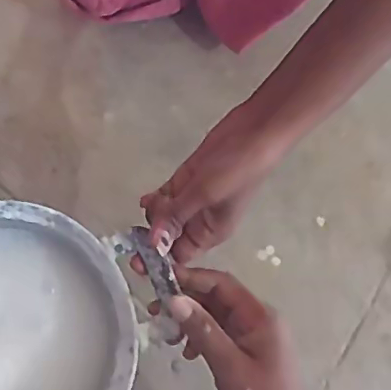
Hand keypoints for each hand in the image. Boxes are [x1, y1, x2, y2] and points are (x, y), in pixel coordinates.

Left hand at [142, 102, 291, 263]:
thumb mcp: (204, 195)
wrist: (254, 131)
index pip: (180, 255)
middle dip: (153, 234)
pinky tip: (146, 199)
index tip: (136, 257)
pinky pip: (167, 196)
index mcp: (210, 233)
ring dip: (154, 214)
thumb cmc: (236, 168)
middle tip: (137, 227)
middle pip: (169, 236)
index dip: (159, 258)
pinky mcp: (187, 180)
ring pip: (165, 215)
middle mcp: (200, 221)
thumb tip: (153, 245)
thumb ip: (176, 218)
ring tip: (151, 204)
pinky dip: (156, 199)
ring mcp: (192, 199)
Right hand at [156, 266, 320, 389]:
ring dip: (189, 318)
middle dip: (185, 299)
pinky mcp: (245, 349)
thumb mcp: (228, 366)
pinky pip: (217, 331)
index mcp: (260, 316)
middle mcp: (257, 318)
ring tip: (165, 332)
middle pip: (215, 296)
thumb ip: (202, 330)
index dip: (190, 277)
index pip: (221, 283)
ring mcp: (252, 334)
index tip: (159, 279)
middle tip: (154, 309)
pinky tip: (185, 350)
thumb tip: (174, 299)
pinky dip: (198, 335)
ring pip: (213, 314)